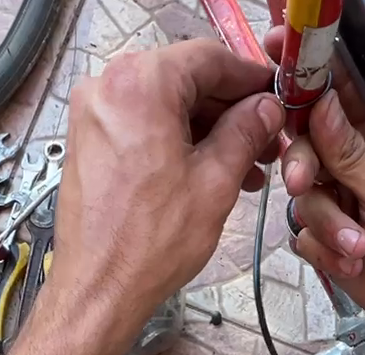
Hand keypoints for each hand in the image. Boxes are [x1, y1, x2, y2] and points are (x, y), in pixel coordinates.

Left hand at [44, 40, 282, 338]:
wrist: (100, 287)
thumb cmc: (147, 244)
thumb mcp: (214, 183)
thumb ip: (245, 134)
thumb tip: (266, 109)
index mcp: (140, 84)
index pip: (208, 58)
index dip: (249, 78)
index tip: (274, 97)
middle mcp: (108, 87)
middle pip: (184, 80)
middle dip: (229, 110)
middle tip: (265, 140)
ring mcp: (94, 114)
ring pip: (165, 106)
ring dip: (207, 131)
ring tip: (243, 168)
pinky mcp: (90, 143)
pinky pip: (143, 126)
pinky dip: (177, 142)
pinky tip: (206, 172)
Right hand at [271, 51, 364, 343]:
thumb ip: (350, 152)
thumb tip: (322, 103)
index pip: (335, 97)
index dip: (307, 82)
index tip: (281, 67)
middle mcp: (349, 166)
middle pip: (303, 147)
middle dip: (302, 167)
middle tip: (303, 183)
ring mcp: (334, 202)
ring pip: (301, 198)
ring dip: (328, 227)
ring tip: (358, 247)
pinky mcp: (322, 238)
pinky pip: (303, 236)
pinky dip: (325, 252)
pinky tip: (352, 263)